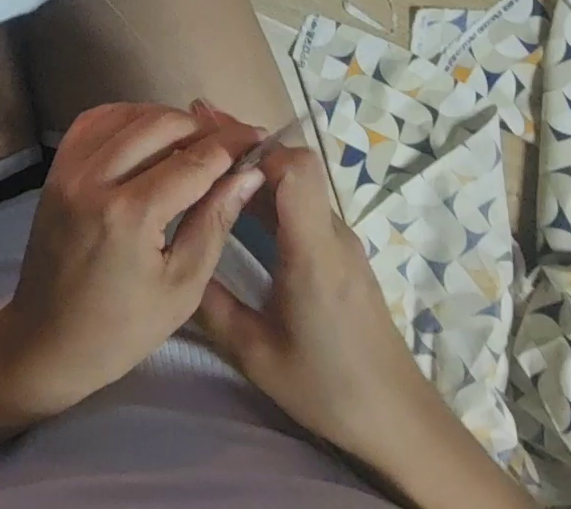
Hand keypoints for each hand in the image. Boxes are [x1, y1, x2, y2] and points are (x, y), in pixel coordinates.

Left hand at [0, 102, 264, 413]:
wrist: (46, 341)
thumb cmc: (121, 329)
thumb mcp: (182, 287)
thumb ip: (216, 221)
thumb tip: (250, 173)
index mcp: (130, 215)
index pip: (194, 160)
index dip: (232, 144)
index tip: (258, 138)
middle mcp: (95, 179)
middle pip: (161, 124)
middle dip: (203, 128)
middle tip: (230, 142)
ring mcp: (69, 170)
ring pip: (128, 115)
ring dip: (166, 120)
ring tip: (194, 141)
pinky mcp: (55, 171)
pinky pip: (94, 122)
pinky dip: (126, 118)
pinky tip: (148, 135)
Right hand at [196, 143, 424, 462]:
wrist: (397, 419)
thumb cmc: (327, 387)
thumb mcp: (254, 353)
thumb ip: (211, 303)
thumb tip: (173, 260)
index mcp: (313, 251)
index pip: (296, 168)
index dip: (254, 151)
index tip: (212, 157)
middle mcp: (332, 235)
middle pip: (295, 169)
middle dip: (245, 154)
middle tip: (196, 150)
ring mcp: (341, 244)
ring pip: (298, 187)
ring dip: (255, 177)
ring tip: (208, 176)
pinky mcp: (341, 257)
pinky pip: (303, 210)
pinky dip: (269, 201)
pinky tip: (238, 215)